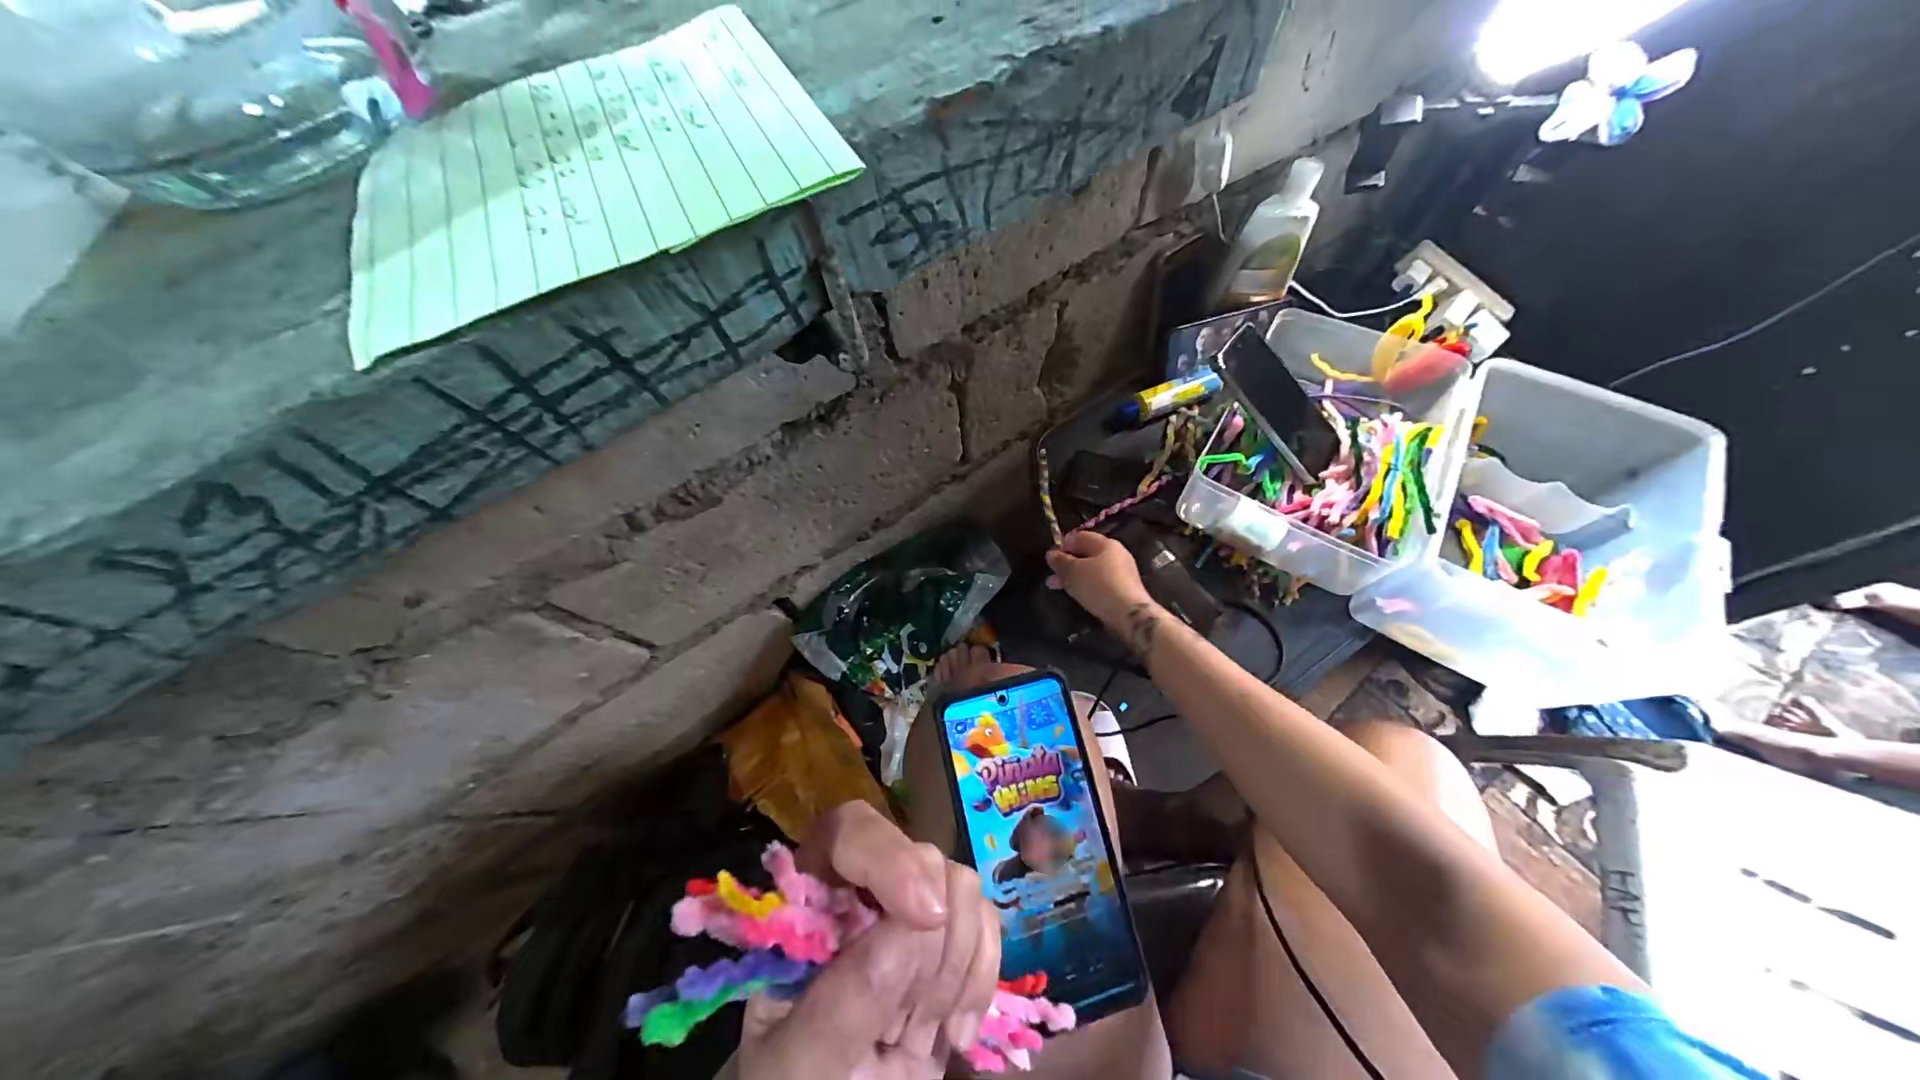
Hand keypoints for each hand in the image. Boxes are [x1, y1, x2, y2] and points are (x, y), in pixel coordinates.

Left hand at [732, 802, 999, 1079]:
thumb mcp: (794, 1062)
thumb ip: (838, 1003)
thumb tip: (913, 928)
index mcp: (807, 896)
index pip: (849, 832)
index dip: (890, 857)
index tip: (925, 915)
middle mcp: (862, 887)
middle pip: (921, 859)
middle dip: (926, 947)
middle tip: (900, 1026)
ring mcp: (911, 910)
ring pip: (964, 887)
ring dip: (954, 970)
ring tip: (916, 1033)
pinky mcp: (951, 940)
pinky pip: (988, 923)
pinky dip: (981, 980)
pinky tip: (955, 1032)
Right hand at [1045, 530, 1157, 640]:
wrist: (1128, 614)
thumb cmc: (1099, 586)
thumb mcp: (1073, 572)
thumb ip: (1060, 562)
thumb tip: (1051, 554)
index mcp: (1106, 544)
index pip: (1081, 536)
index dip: (1063, 544)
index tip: (1050, 556)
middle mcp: (1117, 555)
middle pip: (1086, 554)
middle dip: (1067, 563)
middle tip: (1051, 574)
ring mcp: (1122, 573)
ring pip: (1092, 570)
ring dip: (1073, 576)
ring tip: (1057, 586)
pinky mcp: (1123, 590)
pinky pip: (1099, 583)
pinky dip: (1086, 586)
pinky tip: (1076, 594)